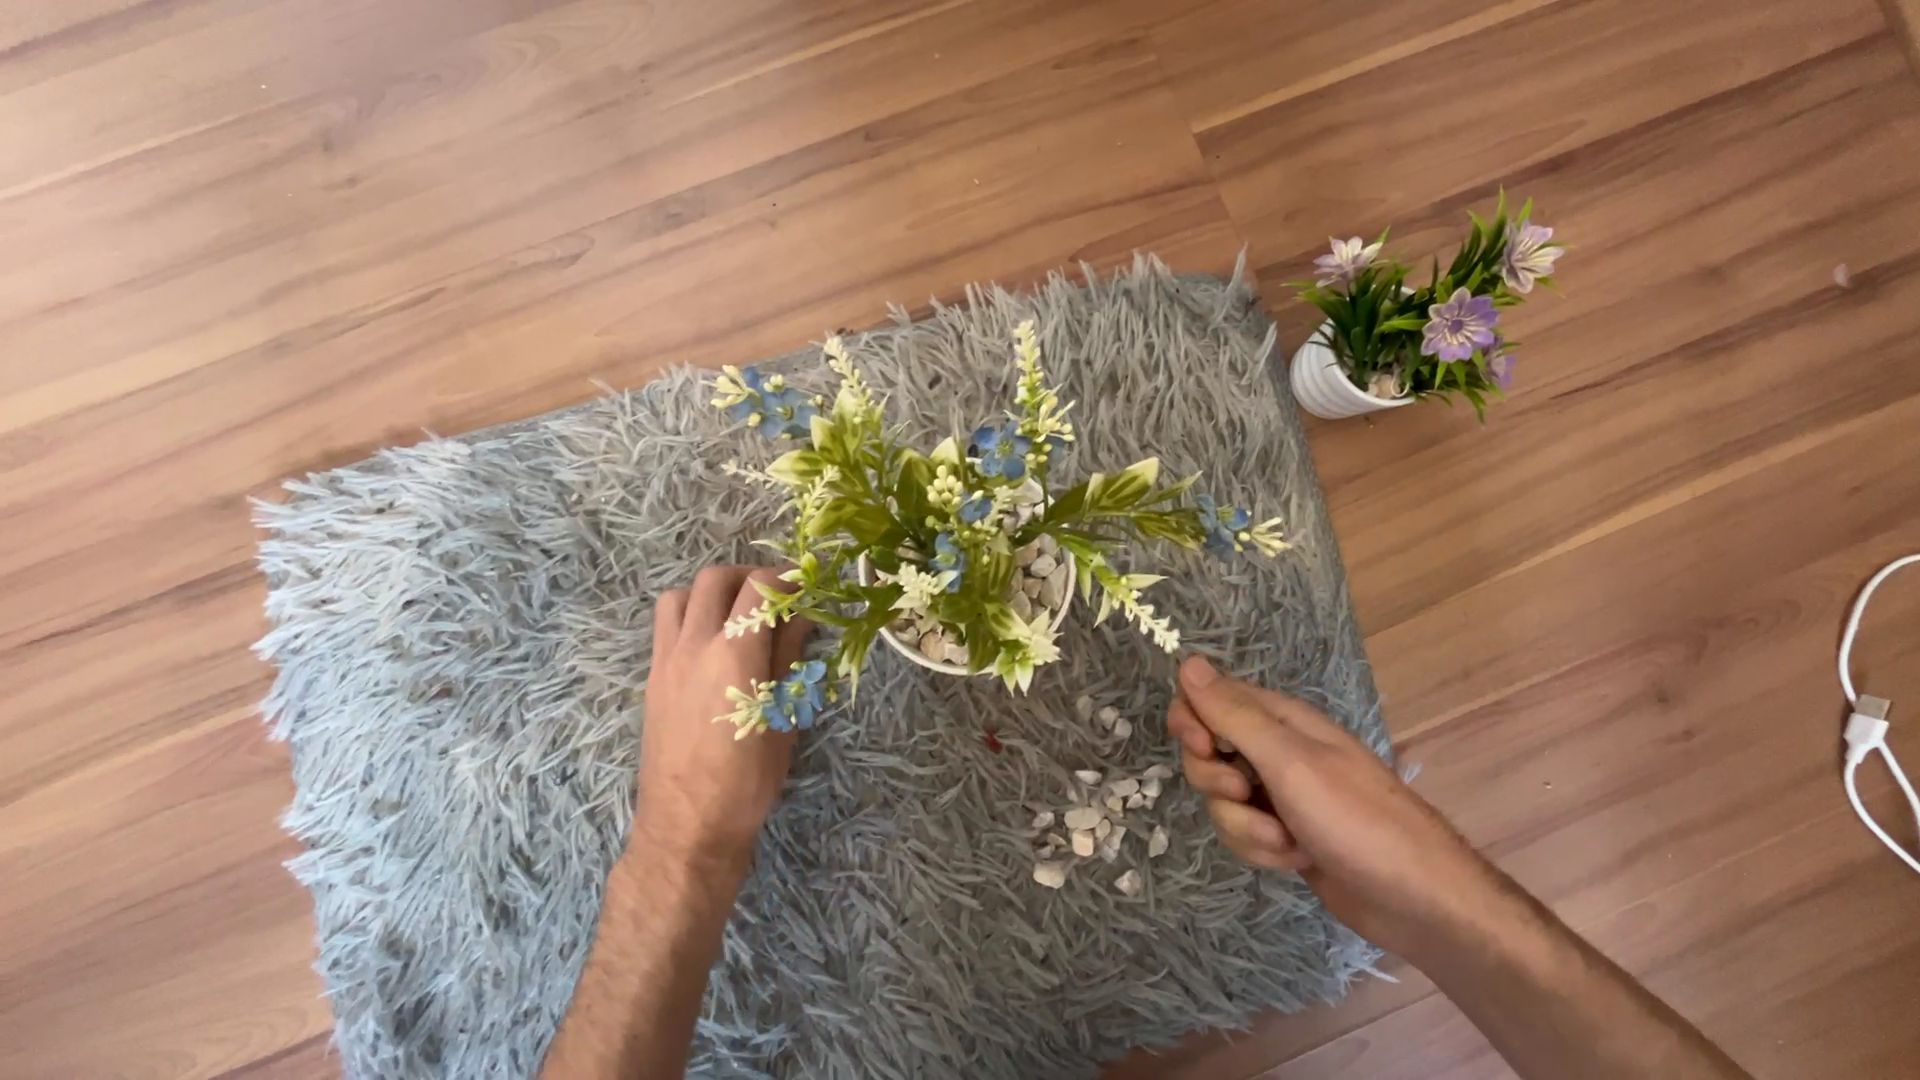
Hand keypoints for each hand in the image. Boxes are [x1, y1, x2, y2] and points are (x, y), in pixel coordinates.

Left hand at [631, 566, 812, 880]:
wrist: (688, 825)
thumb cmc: (749, 779)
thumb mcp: (784, 716)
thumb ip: (789, 657)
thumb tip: (802, 616)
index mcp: (735, 654)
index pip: (761, 588)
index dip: (788, 577)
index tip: (806, 585)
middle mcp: (695, 645)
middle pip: (716, 579)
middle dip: (750, 576)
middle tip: (776, 596)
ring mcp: (666, 659)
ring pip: (680, 595)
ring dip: (712, 592)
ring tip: (738, 614)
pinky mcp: (652, 677)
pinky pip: (665, 625)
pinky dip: (690, 615)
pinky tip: (713, 644)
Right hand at [1167, 655, 1503, 960]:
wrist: (1417, 902)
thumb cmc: (1357, 820)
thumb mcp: (1289, 761)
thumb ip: (1234, 714)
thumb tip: (1188, 663)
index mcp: (1280, 718)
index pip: (1208, 697)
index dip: (1192, 720)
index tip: (1202, 747)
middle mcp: (1275, 749)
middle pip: (1206, 751)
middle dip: (1215, 780)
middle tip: (1244, 793)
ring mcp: (1278, 793)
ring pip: (1220, 798)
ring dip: (1244, 825)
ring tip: (1286, 840)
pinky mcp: (1282, 832)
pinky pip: (1241, 832)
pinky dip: (1260, 849)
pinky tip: (1295, 859)